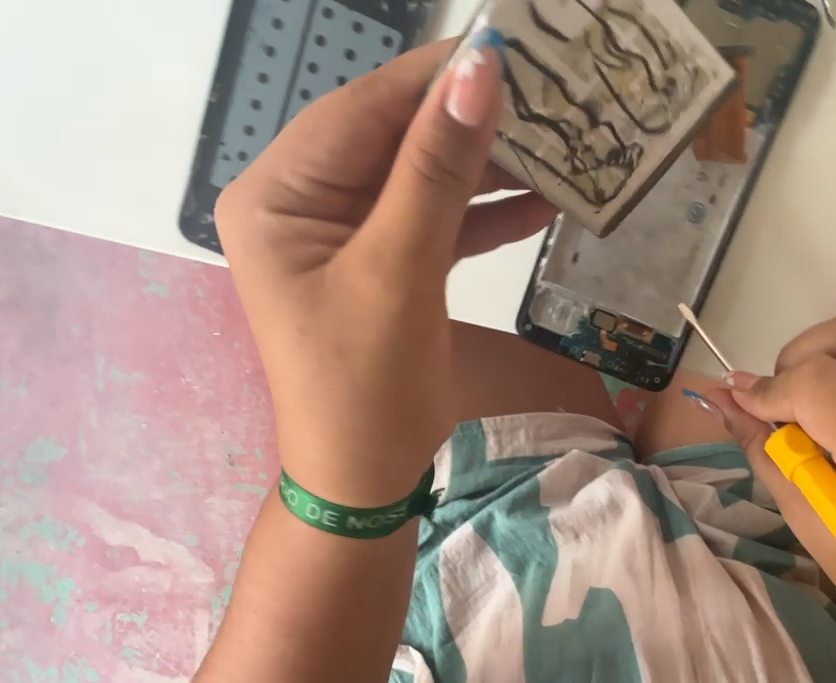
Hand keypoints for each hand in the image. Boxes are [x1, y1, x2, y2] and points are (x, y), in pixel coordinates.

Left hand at [217, 39, 554, 505]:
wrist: (366, 478)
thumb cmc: (365, 385)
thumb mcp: (398, 272)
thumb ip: (437, 171)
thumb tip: (480, 73)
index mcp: (276, 196)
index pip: (360, 112)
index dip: (435, 80)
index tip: (512, 50)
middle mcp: (302, 205)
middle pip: (393, 142)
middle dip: (469, 125)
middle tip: (548, 100)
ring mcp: (344, 238)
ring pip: (420, 183)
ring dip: (486, 172)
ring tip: (558, 149)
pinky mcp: (382, 268)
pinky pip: (433, 227)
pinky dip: (482, 218)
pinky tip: (540, 205)